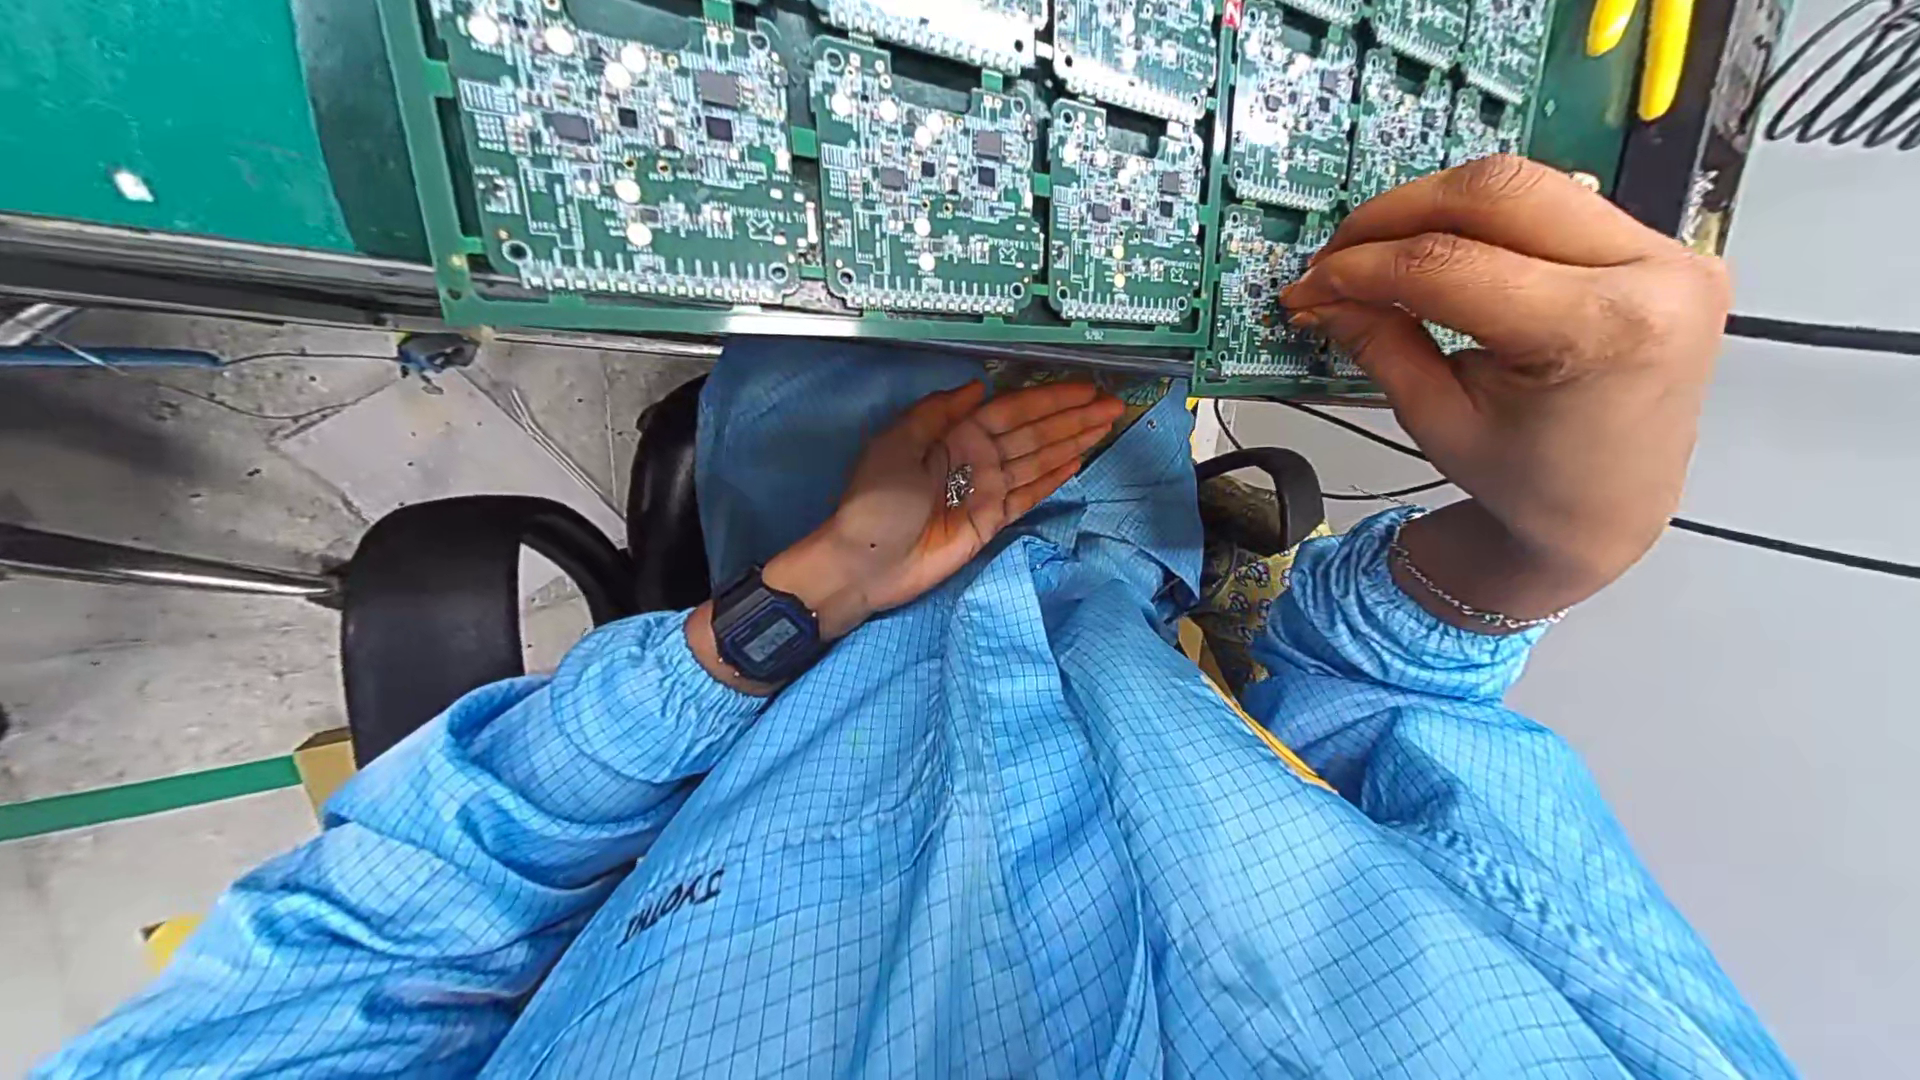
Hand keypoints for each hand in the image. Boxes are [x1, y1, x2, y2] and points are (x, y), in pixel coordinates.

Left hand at [801, 379, 1124, 614]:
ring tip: (1105, 427)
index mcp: (954, 435)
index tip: (1085, 388)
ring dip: (1071, 442)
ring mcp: (986, 490)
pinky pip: (1028, 495)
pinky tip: (1076, 463)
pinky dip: (1052, 480)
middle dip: (1073, 418)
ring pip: (1038, 460)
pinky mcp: (991, 521)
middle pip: (1034, 432)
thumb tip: (977, 386)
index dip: (1050, 398)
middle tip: (1113, 405)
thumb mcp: (897, 444)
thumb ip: (938, 412)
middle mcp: (976, 458)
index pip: (1012, 410)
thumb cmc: (876, 502)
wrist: (866, 562)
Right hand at [1278, 155, 1730, 623]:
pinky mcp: (1654, 246)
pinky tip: (1426, 254)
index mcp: (1592, 330)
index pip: (1448, 265)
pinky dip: (1469, 223)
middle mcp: (1650, 269)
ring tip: (1370, 252)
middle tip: (1333, 254)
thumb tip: (1319, 299)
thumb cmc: (1520, 477)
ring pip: (1523, 184)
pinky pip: (1546, 206)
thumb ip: (1380, 344)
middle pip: (1497, 191)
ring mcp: (1665, 249)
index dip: (1360, 269)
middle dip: (1393, 214)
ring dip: (1429, 209)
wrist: (1608, 502)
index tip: (1305, 287)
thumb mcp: (1434, 416)